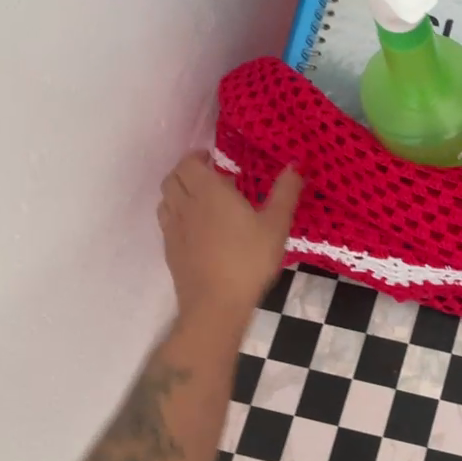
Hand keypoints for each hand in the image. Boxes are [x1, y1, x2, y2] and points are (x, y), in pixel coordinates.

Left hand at [157, 151, 301, 323]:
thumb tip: (295, 163)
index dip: (198, 156)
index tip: (215, 158)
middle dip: (188, 170)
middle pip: (173, 177)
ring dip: (180, 190)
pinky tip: (196, 225)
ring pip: (166, 197)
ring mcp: (173, 228)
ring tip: (202, 197)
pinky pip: (167, 219)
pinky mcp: (170, 249)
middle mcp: (185, 205)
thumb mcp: (277, 224)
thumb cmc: (249, 259)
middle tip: (210, 174)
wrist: (216, 304)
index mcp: (209, 192)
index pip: (189, 163)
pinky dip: (177, 211)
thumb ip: (286, 191)